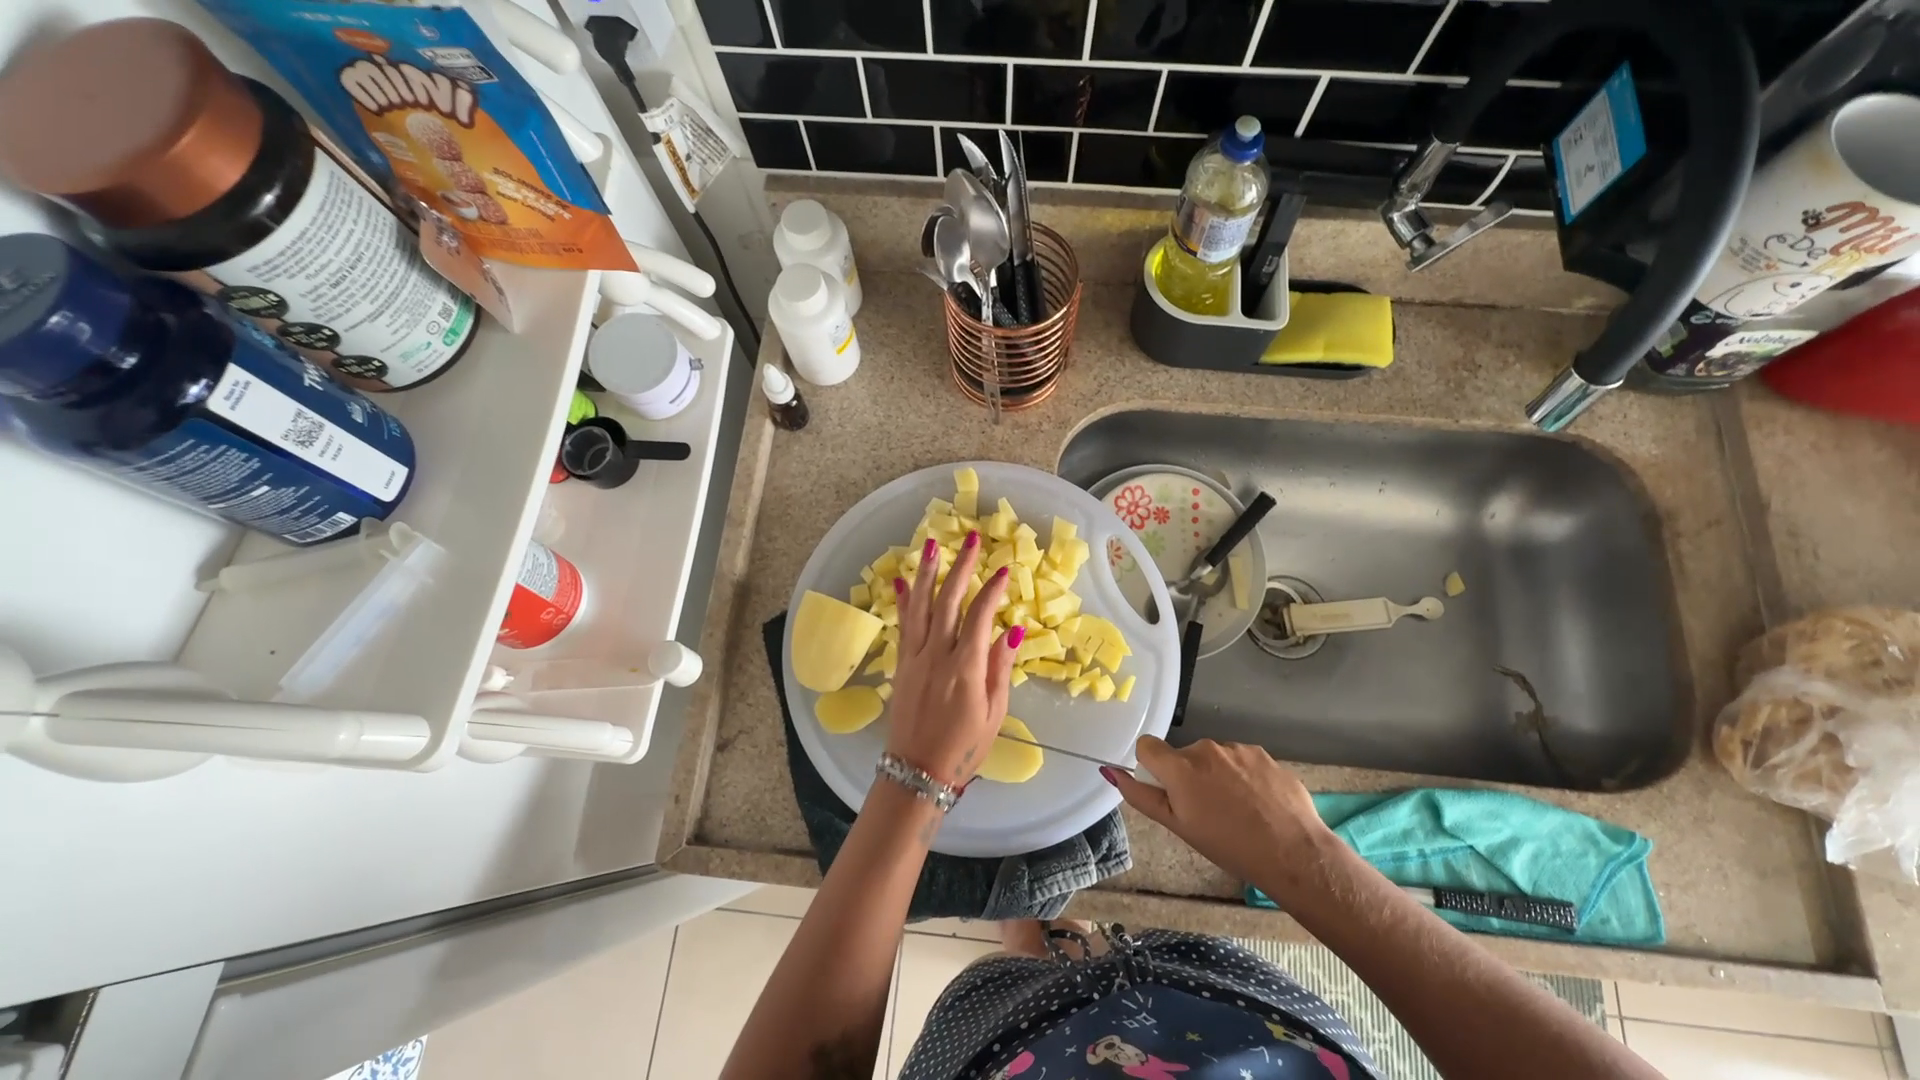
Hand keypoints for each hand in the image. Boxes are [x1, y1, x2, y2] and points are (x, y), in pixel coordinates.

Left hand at [885, 532, 1019, 787]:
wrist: (918, 770)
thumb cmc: (964, 747)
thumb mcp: (994, 713)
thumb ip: (1000, 669)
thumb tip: (1010, 632)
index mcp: (966, 668)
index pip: (980, 616)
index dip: (992, 590)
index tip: (1004, 569)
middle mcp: (937, 656)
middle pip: (948, 601)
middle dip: (961, 567)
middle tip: (971, 539)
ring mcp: (915, 658)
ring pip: (920, 607)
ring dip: (926, 573)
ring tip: (932, 545)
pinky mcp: (901, 666)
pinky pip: (903, 626)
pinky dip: (904, 602)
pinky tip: (903, 582)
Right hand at [1106, 737, 1332, 885]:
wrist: (1292, 851)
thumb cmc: (1228, 845)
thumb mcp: (1178, 826)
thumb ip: (1141, 796)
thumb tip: (1111, 771)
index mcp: (1180, 767)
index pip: (1147, 745)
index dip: (1152, 766)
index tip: (1167, 790)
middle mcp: (1206, 748)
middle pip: (1184, 755)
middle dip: (1188, 776)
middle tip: (1206, 811)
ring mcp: (1237, 749)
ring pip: (1214, 758)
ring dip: (1217, 776)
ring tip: (1237, 810)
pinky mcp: (1264, 754)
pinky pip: (1241, 761)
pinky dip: (1243, 777)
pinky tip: (1257, 803)